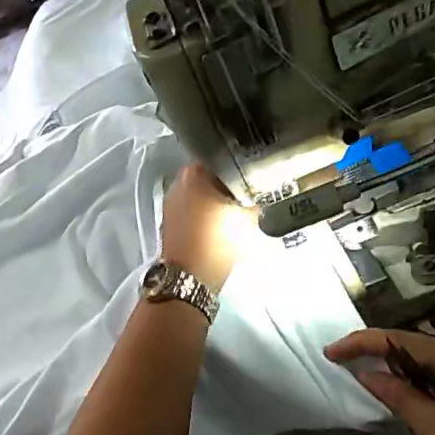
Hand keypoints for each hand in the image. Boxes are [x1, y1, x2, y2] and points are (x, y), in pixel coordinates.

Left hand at [160, 164, 254, 294]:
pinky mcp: (170, 221)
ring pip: (202, 193)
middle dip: (230, 184)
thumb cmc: (217, 241)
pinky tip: (222, 223)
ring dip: (218, 199)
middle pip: (212, 176)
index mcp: (195, 172)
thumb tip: (264, 188)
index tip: (257, 174)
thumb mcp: (247, 217)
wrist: (189, 278)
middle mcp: (179, 181)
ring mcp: (171, 202)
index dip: (242, 164)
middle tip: (252, 194)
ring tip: (239, 210)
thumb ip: (256, 197)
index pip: (224, 156)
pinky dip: (207, 213)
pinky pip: (194, 209)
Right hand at [324, 329, 434, 434]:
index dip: (362, 343)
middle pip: (414, 354)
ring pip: (429, 375)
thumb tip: (367, 375)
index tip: (329, 353)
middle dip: (389, 376)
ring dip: (413, 400)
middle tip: (369, 401)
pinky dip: (431, 409)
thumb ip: (403, 401)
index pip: (400, 340)